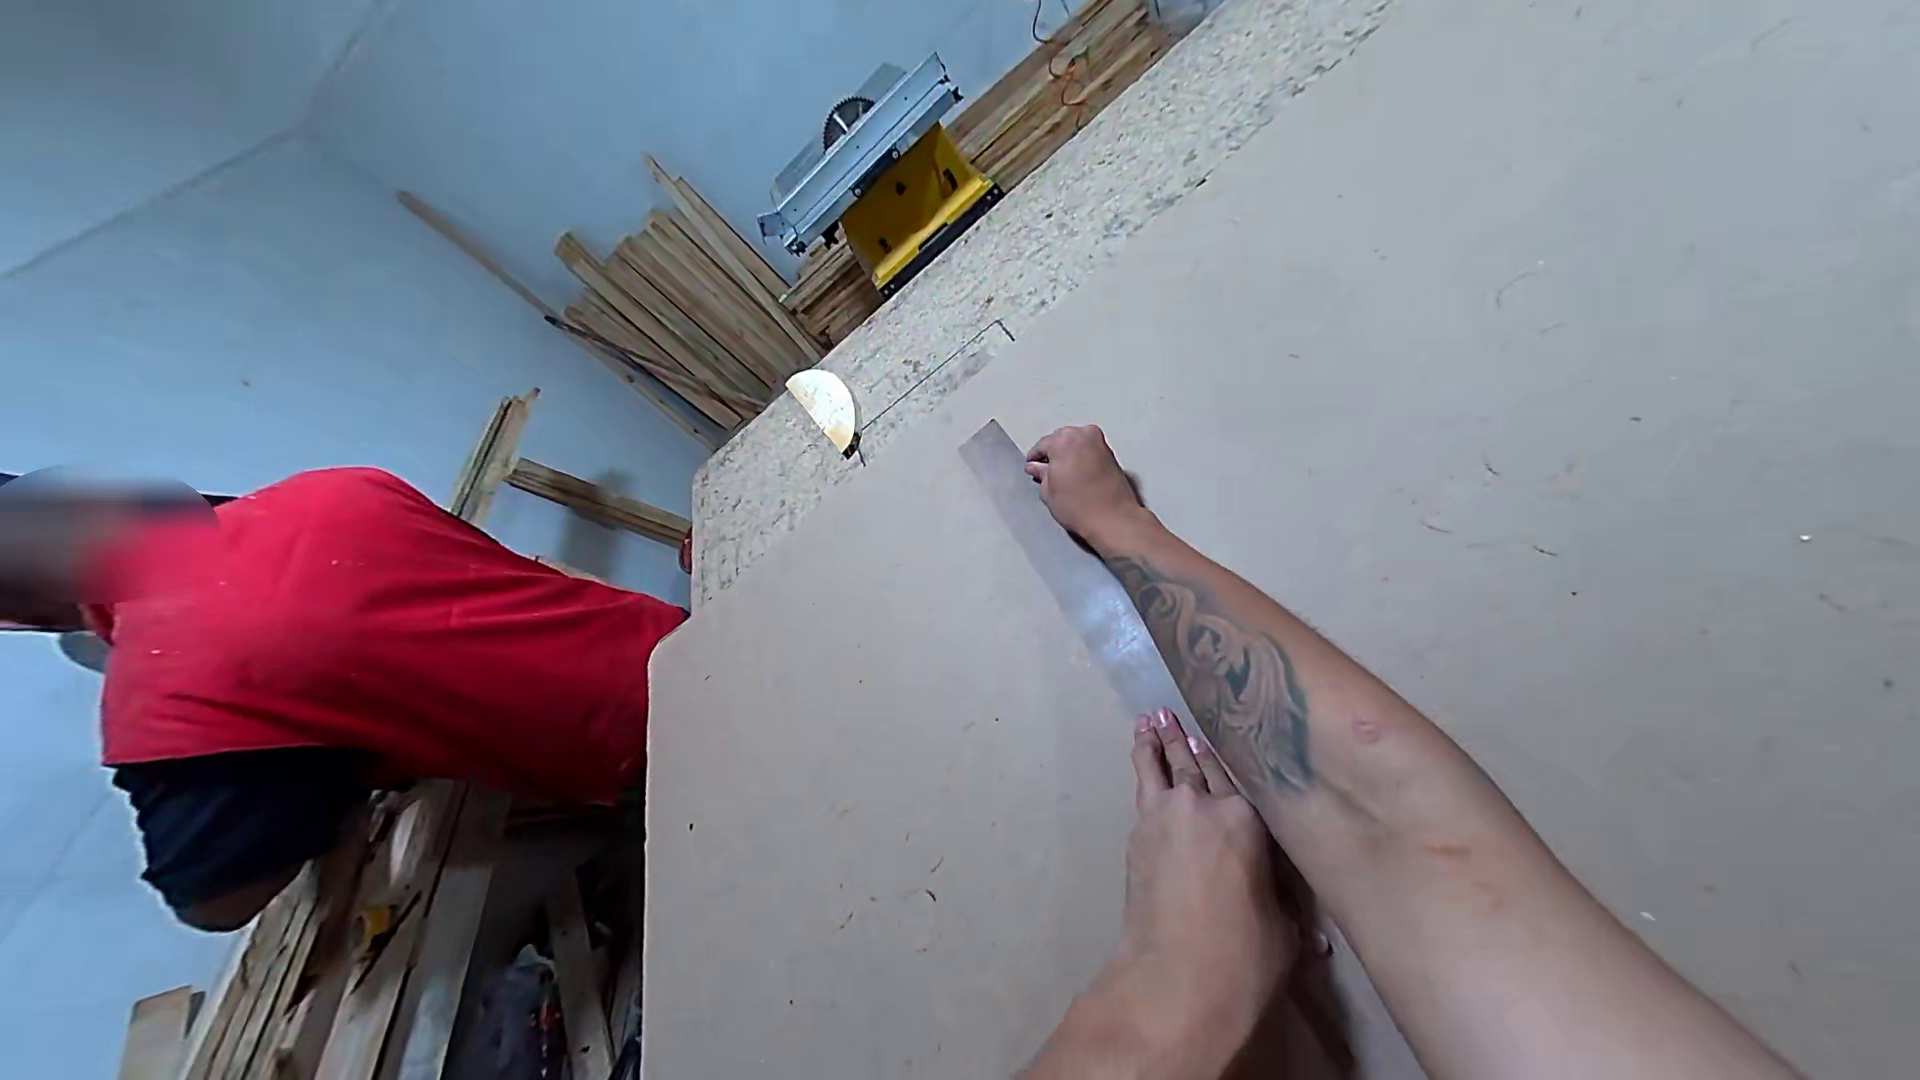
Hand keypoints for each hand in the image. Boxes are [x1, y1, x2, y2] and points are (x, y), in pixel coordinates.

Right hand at [1025, 425, 1153, 550]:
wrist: (1113, 518)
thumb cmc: (1077, 506)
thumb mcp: (1049, 491)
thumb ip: (1041, 473)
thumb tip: (1035, 467)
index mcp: (1063, 440)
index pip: (1042, 445)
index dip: (1035, 457)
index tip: (1032, 467)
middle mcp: (1083, 434)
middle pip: (1061, 439)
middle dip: (1053, 453)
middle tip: (1046, 471)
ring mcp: (1100, 442)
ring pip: (1076, 442)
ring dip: (1068, 454)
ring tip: (1063, 474)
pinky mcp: (1111, 453)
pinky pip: (1089, 449)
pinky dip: (1082, 457)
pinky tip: (1077, 473)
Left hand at [1111, 709, 1293, 1065]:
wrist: (1177, 972)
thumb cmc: (1244, 957)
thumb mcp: (1284, 932)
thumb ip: (1289, 912)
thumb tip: (1317, 936)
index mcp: (1249, 820)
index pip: (1241, 780)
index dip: (1232, 759)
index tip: (1226, 735)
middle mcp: (1207, 803)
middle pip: (1199, 764)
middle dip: (1189, 740)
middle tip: (1174, 710)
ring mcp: (1168, 811)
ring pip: (1164, 765)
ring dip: (1158, 740)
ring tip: (1151, 717)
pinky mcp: (1141, 827)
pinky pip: (1144, 783)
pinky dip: (1142, 763)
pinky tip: (1140, 752)